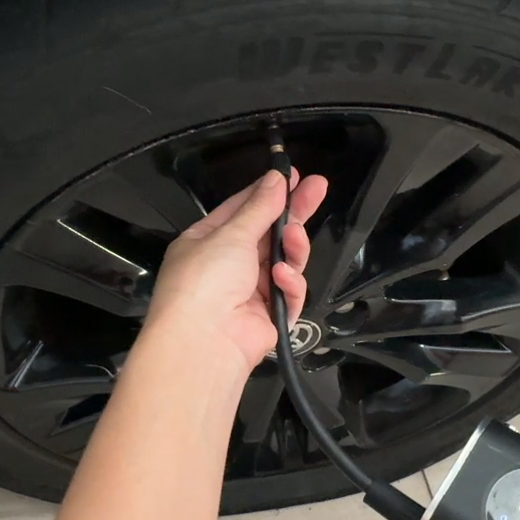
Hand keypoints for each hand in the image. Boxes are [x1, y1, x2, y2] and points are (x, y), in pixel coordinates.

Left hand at [142, 168, 328, 369]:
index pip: (243, 209)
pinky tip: (282, 279)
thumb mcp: (231, 235)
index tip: (292, 176)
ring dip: (292, 248)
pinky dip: (289, 284)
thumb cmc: (201, 286)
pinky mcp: (268, 314)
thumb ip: (260, 207)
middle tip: (317, 188)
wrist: (204, 343)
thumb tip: (275, 180)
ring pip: (285, 260)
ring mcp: (248, 290)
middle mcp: (227, 265)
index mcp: (207, 241)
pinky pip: (289, 291)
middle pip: (269, 232)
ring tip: (294, 239)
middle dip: (293, 212)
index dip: (269, 192)